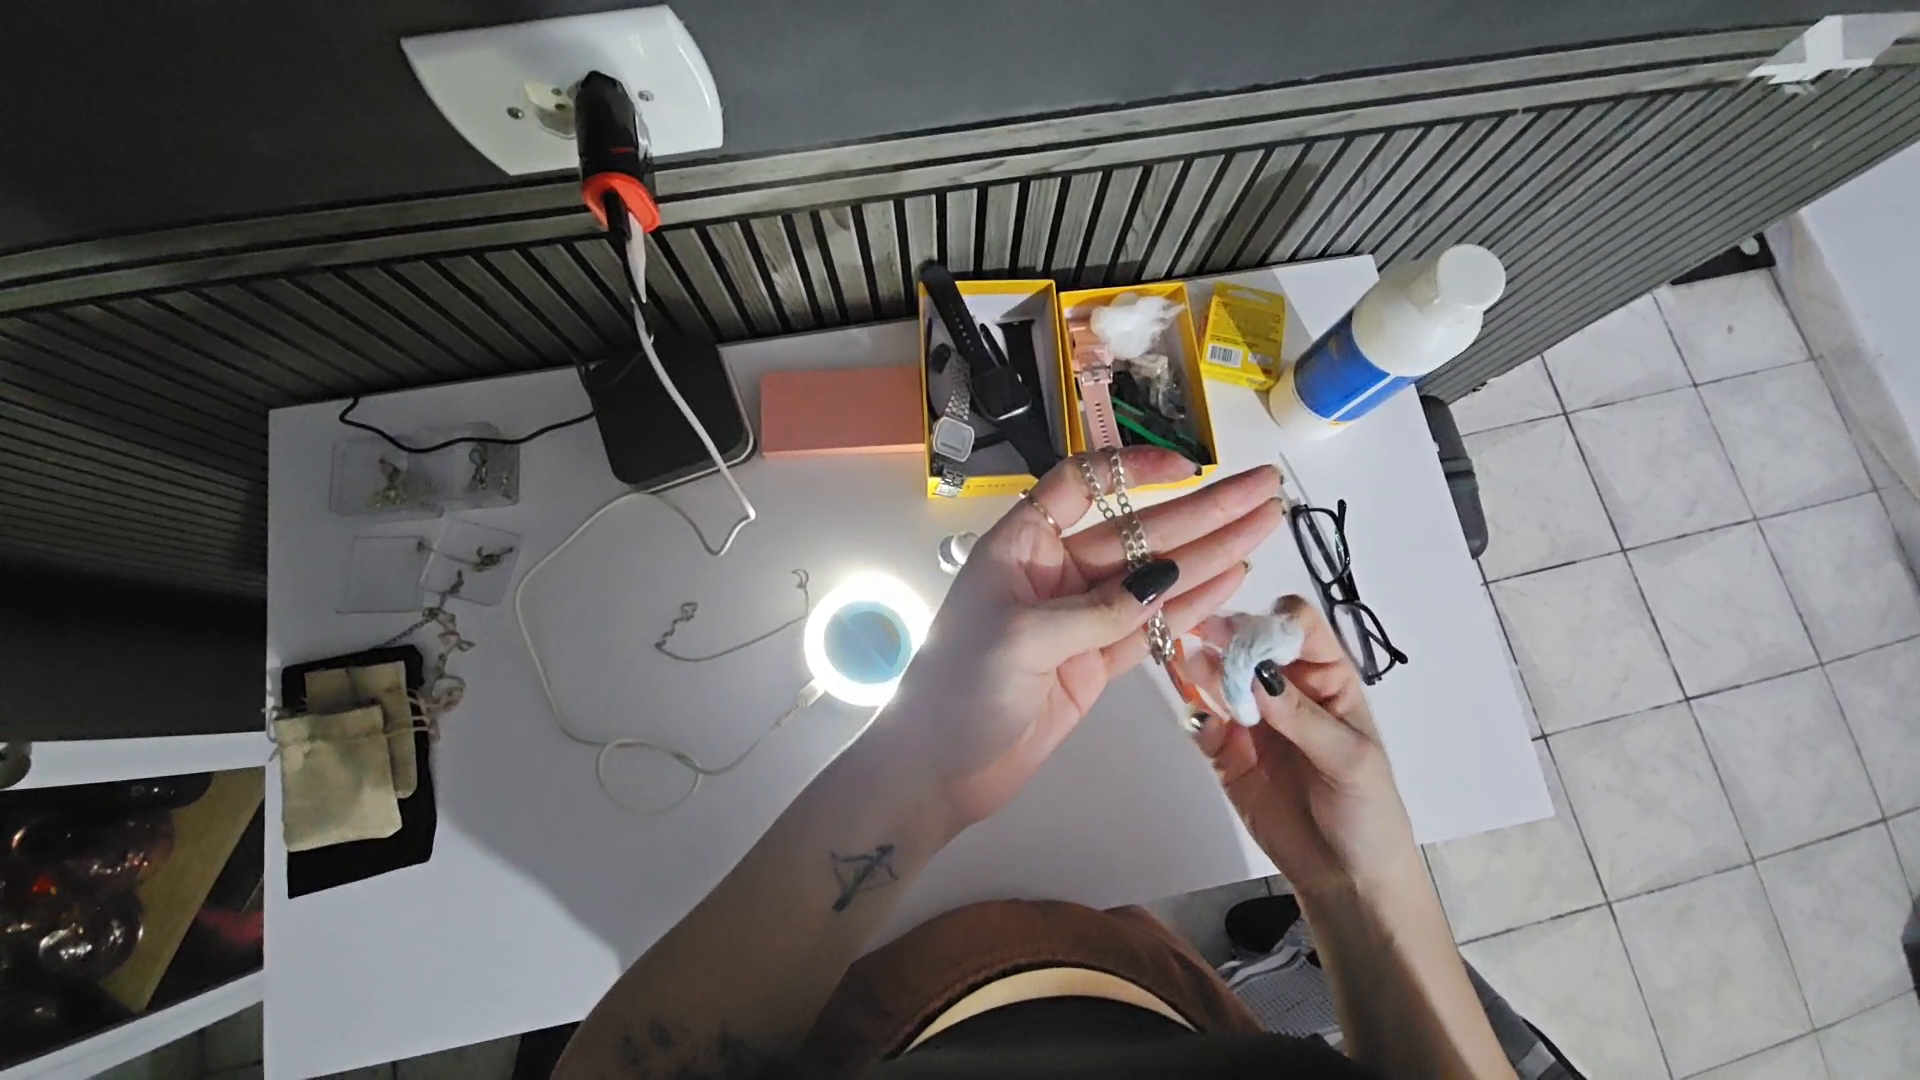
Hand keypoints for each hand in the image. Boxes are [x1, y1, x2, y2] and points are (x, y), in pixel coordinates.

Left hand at [887, 448, 1283, 827]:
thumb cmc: (959, 690)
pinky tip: (1231, 579)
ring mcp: (1080, 618)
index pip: (1080, 486)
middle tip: (1262, 491)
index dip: (1131, 469)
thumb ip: (1096, 610)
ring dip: (1210, 554)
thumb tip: (1164, 580)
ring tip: (1266, 526)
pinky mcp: (1095, 661)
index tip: (1186, 466)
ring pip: (1154, 578)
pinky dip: (1190, 606)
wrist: (938, 769)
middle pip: (1137, 531)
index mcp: (1022, 546)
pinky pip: (1150, 626)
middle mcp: (1055, 572)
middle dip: (1201, 512)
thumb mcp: (1021, 638)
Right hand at [1190, 596, 1423, 897]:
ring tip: (1192, 669)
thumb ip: (1300, 715)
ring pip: (1219, 677)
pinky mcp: (1225, 750)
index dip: (1276, 622)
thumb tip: (1254, 672)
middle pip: (1250, 645)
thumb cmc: (1367, 811)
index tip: (1253, 634)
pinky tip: (1200, 723)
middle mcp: (1284, 688)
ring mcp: (1252, 718)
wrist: (1345, 879)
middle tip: (1203, 637)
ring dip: (1204, 669)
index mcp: (1326, 679)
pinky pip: (1202, 721)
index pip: (1299, 628)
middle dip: (1228, 638)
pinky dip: (1195, 714)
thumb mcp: (1349, 759)